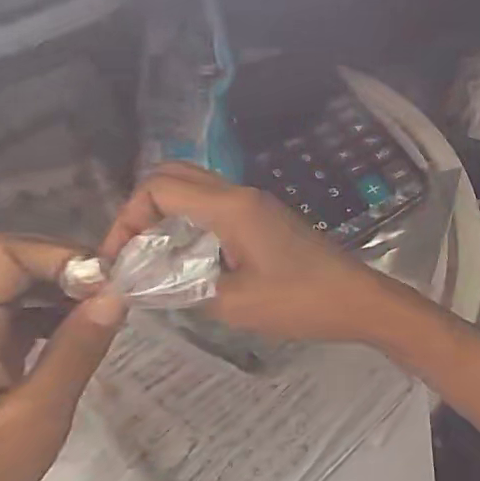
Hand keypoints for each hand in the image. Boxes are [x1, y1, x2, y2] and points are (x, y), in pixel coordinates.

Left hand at [0, 233, 126, 480]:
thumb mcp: (35, 417)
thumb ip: (76, 352)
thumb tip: (116, 296)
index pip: (0, 255)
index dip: (58, 255)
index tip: (108, 284)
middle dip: (59, 262)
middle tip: (110, 288)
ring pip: (6, 286)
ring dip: (57, 287)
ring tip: (106, 309)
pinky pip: (9, 317)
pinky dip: (48, 314)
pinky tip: (81, 333)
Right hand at [102, 163, 404, 342]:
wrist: (359, 301)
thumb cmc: (300, 302)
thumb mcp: (233, 303)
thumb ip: (181, 288)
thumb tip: (146, 282)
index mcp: (231, 207)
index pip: (158, 188)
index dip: (127, 218)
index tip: (121, 258)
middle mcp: (243, 195)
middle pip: (174, 177)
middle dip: (143, 209)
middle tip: (135, 252)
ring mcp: (260, 205)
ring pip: (197, 190)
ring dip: (169, 216)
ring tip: (157, 259)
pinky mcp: (270, 220)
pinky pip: (219, 208)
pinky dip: (194, 224)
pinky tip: (192, 261)